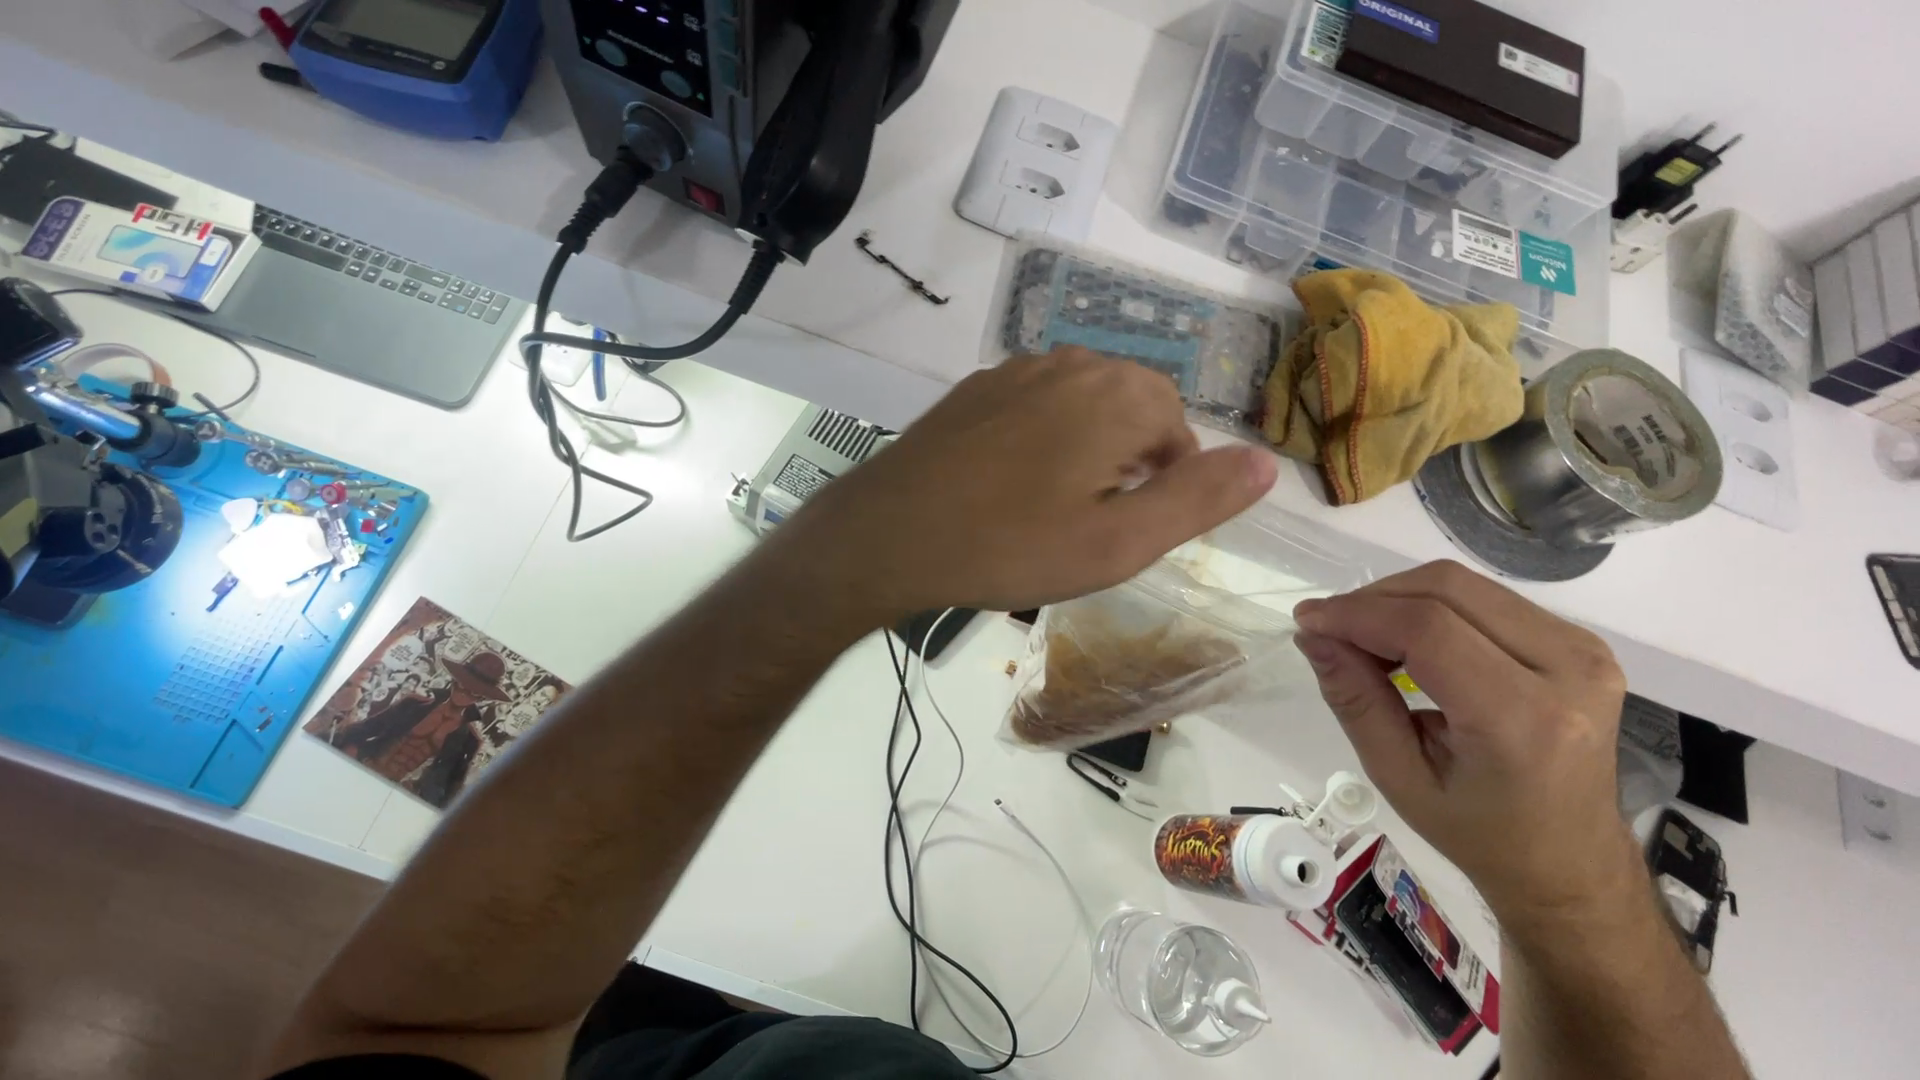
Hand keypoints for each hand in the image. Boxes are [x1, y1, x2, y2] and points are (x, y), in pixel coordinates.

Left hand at [783, 348, 1278, 620]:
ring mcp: (1015, 370)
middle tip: (1093, 529)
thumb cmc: (1010, 545)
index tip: (1130, 533)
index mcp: (1118, 393)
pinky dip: (1042, 443)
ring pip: (1082, 408)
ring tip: (1054, 512)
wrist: (887, 534)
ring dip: (1085, 454)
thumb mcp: (1118, 542)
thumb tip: (1267, 462)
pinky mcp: (974, 389)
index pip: (1178, 431)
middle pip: (1132, 411)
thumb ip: (1198, 499)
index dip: (1166, 488)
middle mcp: (1072, 363)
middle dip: (1128, 466)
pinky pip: (1035, 409)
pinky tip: (1010, 488)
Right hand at [1291, 561, 1640, 927]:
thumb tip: (1314, 637)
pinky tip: (1407, 643)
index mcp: (1524, 721)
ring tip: (1365, 640)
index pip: (1428, 630)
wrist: (1570, 860)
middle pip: (1448, 591)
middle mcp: (1568, 672)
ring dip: (1400, 600)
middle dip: (1373, 600)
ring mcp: (1584, 652)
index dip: (1357, 614)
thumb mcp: (1399, 778)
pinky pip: (1488, 599)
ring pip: (1465, 585)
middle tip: (1330, 631)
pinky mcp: (1585, 642)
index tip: (1307, 622)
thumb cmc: (1479, 833)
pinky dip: (1432, 607)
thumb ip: (1356, 702)